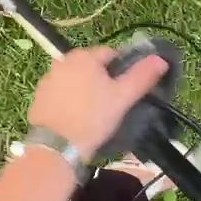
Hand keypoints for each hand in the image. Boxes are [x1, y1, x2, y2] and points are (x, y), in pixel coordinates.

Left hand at [26, 46, 168, 158]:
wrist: (57, 146)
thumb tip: (161, 59)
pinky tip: (75, 118)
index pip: (110, 54)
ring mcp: (48, 78)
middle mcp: (63, 61)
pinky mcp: (39, 96)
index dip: (122, 70)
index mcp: (84, 56)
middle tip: (112, 103)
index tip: (125, 90)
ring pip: (75, 79)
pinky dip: (69, 100)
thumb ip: (141, 76)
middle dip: (102, 79)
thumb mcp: (122, 97)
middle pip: (91, 66)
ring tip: (94, 113)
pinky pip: (60, 93)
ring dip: (85, 89)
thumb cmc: (93, 117)